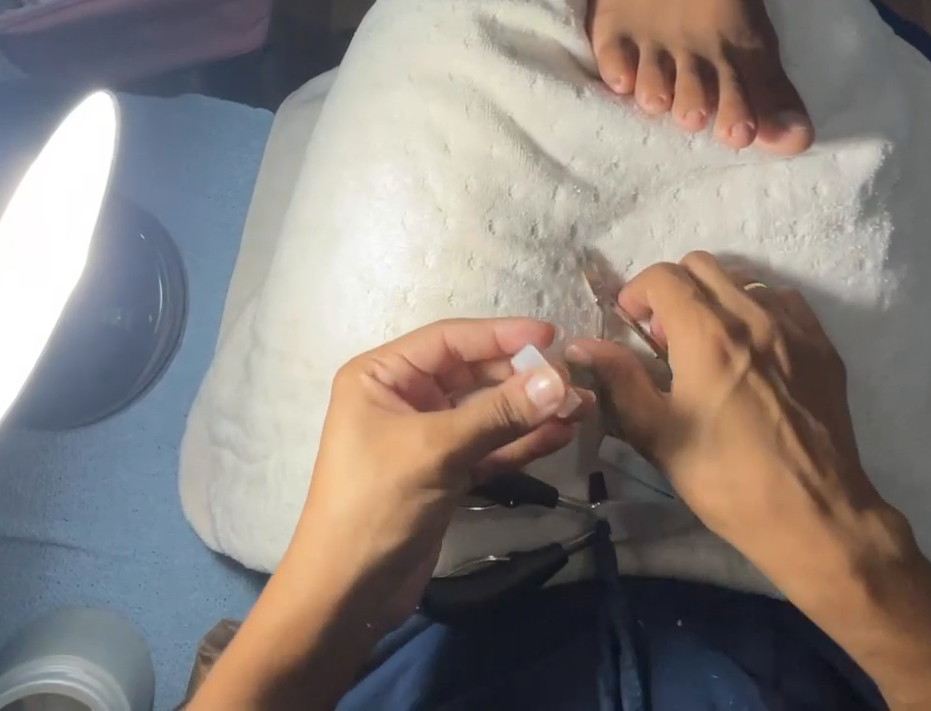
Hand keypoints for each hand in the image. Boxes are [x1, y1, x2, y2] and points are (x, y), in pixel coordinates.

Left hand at [283, 318, 590, 629]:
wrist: (348, 594)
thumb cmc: (377, 504)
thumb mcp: (437, 451)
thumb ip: (498, 414)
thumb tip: (559, 380)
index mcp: (382, 375)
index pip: (449, 340)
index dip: (500, 335)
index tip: (551, 335)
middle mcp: (403, 396)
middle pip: (471, 373)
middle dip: (522, 377)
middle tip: (574, 382)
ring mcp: (426, 434)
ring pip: (485, 411)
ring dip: (530, 410)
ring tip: (582, 407)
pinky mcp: (445, 470)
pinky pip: (488, 445)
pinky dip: (521, 441)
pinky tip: (560, 435)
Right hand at [567, 252, 889, 597]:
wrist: (816, 518)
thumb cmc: (727, 480)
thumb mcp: (657, 434)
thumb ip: (618, 379)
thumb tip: (583, 344)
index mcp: (707, 337)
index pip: (663, 276)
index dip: (638, 293)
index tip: (634, 327)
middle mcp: (752, 317)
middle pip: (701, 265)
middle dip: (673, 290)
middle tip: (669, 336)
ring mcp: (794, 328)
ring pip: (742, 278)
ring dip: (715, 298)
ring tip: (711, 344)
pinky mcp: (822, 345)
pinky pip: (781, 300)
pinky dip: (757, 309)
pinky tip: (752, 350)